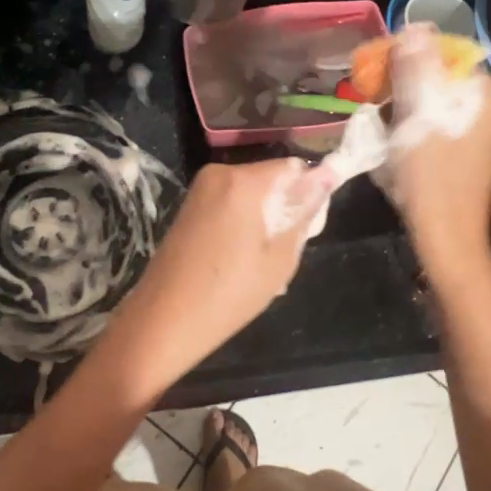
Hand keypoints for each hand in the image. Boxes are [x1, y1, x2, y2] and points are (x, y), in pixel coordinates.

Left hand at [111, 159, 326, 386]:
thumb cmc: (229, 293)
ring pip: (250, 194)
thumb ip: (304, 212)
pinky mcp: (188, 208)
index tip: (310, 228)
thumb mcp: (280, 258)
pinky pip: (230, 205)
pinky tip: (240, 263)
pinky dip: (243, 225)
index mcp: (242, 180)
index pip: (293, 168)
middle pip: (270, 179)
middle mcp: (218, 173)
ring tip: (263, 264)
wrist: (162, 321)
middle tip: (286, 253)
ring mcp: (199, 190)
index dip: (309, 193)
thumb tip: (327, 175)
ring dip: (264, 220)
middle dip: (285, 208)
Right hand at [386, 26, 490, 278]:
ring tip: (380, 128)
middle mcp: (485, 104)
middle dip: (399, 86)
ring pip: (426, 99)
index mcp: (484, 93)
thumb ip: (416, 69)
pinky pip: (429, 120)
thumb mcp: (418, 117)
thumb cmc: (431, 179)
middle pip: (433, 75)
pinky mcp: (460, 146)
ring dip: (398, 108)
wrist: (446, 239)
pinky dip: (406, 126)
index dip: (405, 56)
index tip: (375, 73)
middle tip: (373, 103)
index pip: (442, 52)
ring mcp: (474, 127)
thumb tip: (416, 25)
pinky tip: (390, 145)